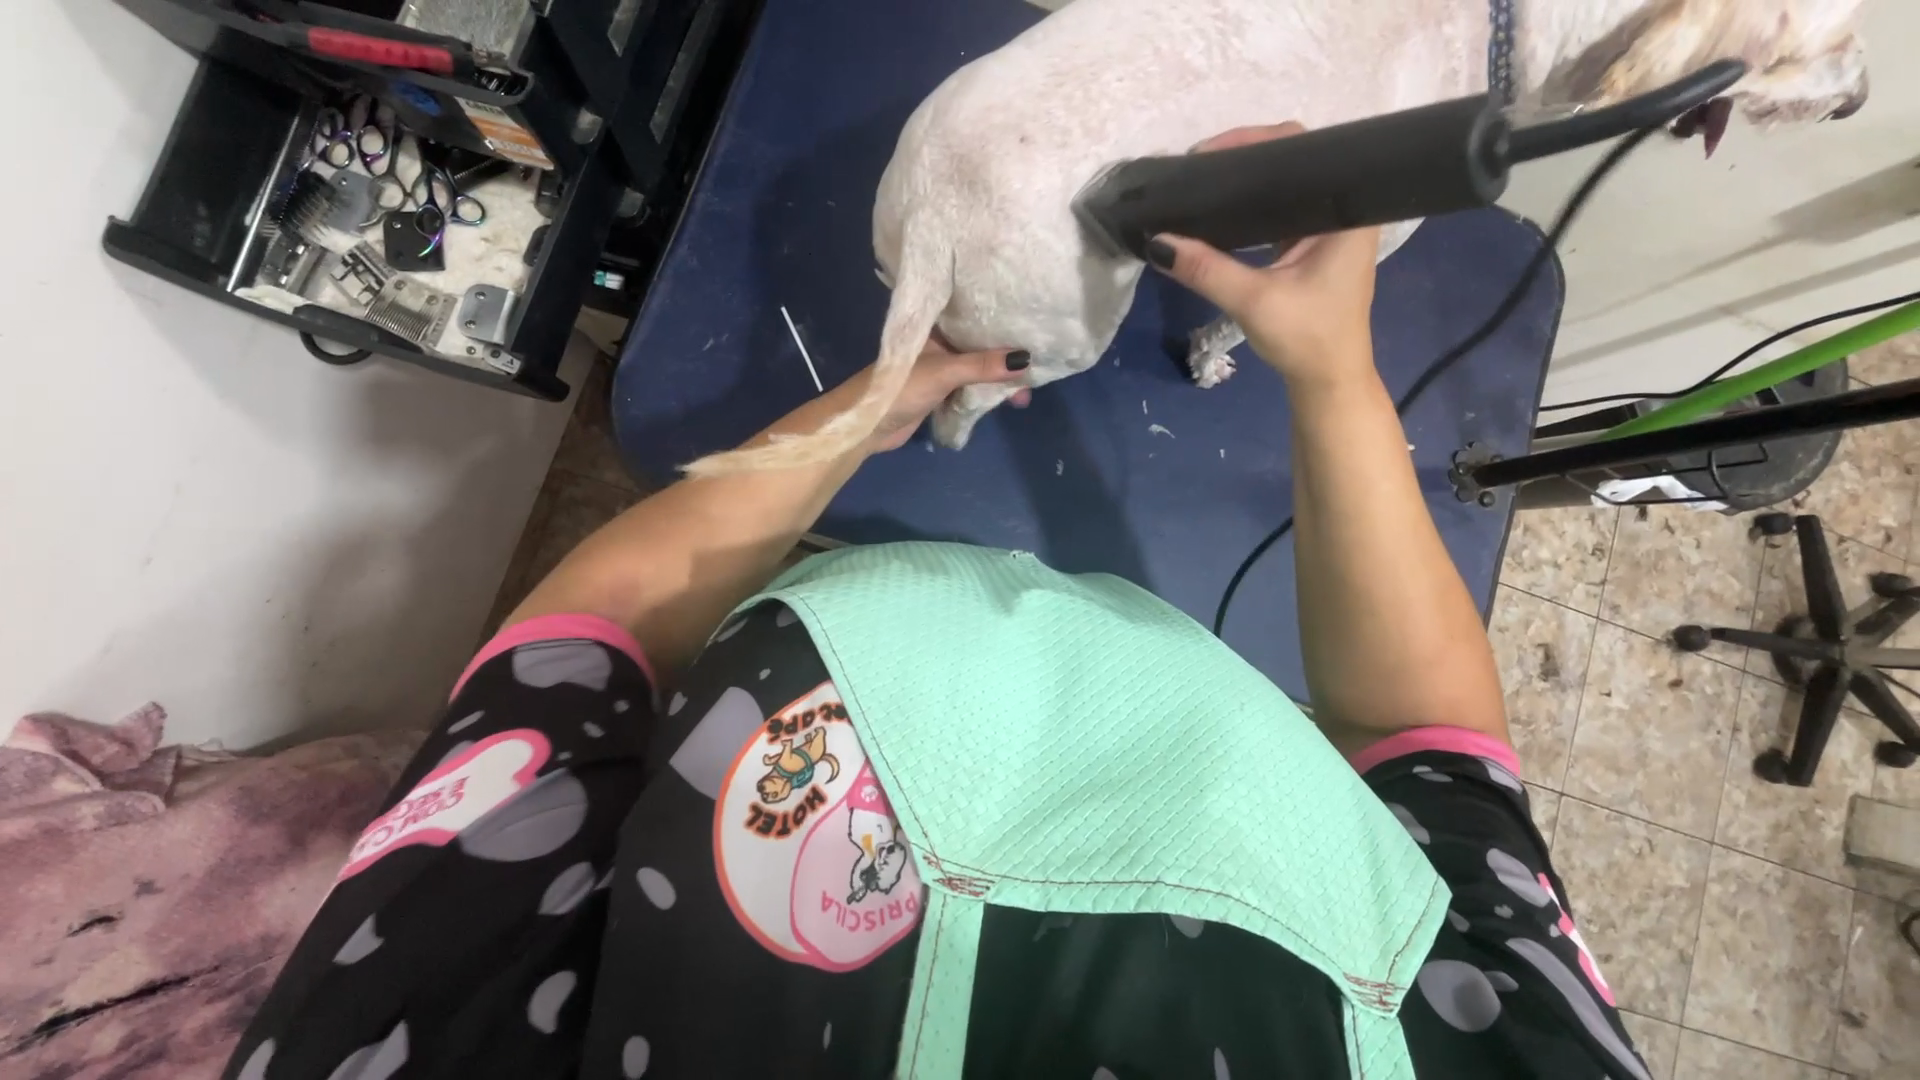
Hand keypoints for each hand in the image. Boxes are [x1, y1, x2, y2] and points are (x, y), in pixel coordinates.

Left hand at [823, 337, 1031, 452]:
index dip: (1000, 322)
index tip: (1031, 327)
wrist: (865, 425)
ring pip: (976, 371)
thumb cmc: (900, 387)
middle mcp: (937, 344)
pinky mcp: (937, 394)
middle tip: (1035, 372)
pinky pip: (968, 389)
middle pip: (979, 347)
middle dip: (1005, 358)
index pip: (973, 317)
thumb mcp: (944, 372)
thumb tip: (1025, 361)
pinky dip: (984, 394)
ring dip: (997, 381)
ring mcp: (938, 371)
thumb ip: (982, 366)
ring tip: (1024, 393)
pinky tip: (1004, 401)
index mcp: (934, 327)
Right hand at [1147, 122, 1380, 389]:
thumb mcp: (1253, 302)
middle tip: (1197, 169)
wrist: (1328, 380)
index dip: (1254, 140)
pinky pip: (1278, 213)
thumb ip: (1206, 270)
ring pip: (1284, 187)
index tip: (1208, 154)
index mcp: (1346, 209)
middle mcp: (1342, 208)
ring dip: (1245, 185)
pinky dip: (1250, 210)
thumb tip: (1157, 243)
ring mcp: (1326, 228)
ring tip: (1202, 186)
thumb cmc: (1306, 339)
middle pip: (1292, 162)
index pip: (1303, 147)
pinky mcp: (1310, 247)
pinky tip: (1220, 215)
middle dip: (1243, 160)